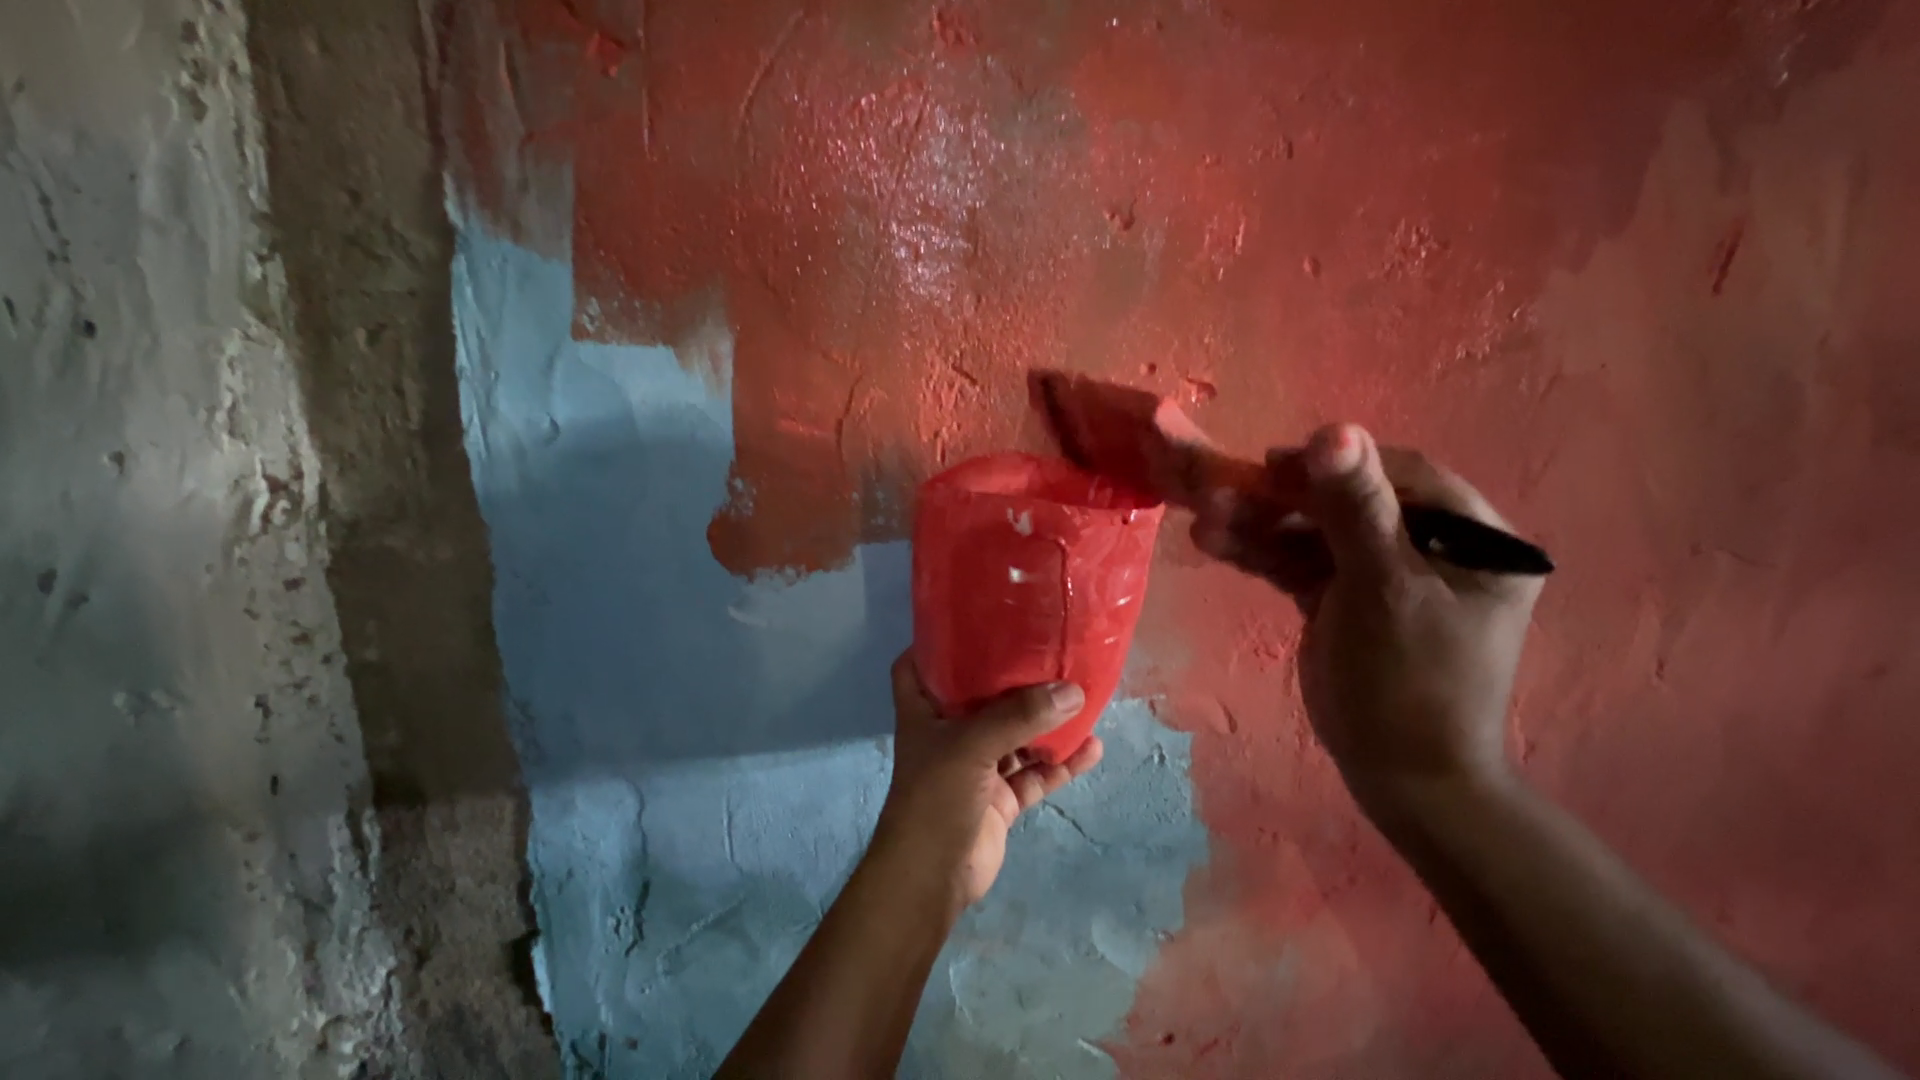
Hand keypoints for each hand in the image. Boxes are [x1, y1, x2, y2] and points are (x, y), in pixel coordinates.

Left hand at [873, 654, 1104, 911]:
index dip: (938, 643)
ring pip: (1015, 734)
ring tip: (1083, 695)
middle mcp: (948, 734)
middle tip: (1048, 650)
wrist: (931, 879)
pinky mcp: (1000, 799)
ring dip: (1046, 721)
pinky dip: (1061, 763)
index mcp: (924, 712)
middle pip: (979, 696)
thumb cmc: (935, 799)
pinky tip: (1092, 748)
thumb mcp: (971, 747)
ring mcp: (976, 768)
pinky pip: (1036, 774)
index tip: (974, 620)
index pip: (918, 666)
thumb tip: (1072, 691)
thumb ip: (1020, 717)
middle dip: (1011, 678)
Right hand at [1191, 424, 1542, 808]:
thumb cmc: (1411, 682)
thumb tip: (1334, 429)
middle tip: (1222, 495)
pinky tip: (1214, 540)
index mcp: (1471, 536)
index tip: (1272, 465)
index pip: (1400, 477)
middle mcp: (1429, 544)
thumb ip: (1357, 509)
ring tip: (1205, 520)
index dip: (1336, 466)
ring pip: (1314, 532)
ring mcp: (1381, 571)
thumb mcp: (1385, 590)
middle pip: (1346, 502)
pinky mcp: (1343, 597)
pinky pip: (1299, 562)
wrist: (1402, 779)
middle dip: (1281, 501)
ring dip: (1259, 526)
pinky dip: (1259, 553)